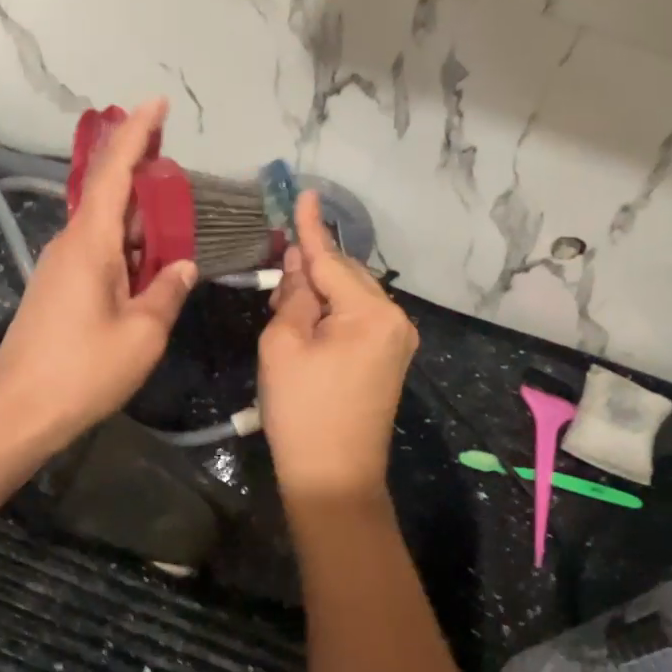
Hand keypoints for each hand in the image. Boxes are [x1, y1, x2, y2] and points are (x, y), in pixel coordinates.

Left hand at [0, 98, 196, 451]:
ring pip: (107, 229)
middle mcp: (71, 244)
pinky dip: (128, 250)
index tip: (158, 103)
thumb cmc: (83, 371)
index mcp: (90, 242)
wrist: (17, 411)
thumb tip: (182, 267)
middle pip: (111, 195)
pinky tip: (150, 266)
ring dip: (141, 221)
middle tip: (179, 165)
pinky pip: (99, 255)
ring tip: (176, 221)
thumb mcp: (142, 334)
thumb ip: (167, 292)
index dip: (137, 133)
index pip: (115, 171)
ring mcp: (60, 268)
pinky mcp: (58, 291)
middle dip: (145, 175)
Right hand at [258, 190, 418, 500]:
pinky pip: (358, 319)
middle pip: (344, 276)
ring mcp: (397, 341)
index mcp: (370, 313)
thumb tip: (298, 265)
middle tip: (273, 278)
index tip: (303, 192)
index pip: (330, 259)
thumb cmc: (301, 411)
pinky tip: (306, 321)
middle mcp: (395, 319)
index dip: (310, 227)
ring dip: (318, 293)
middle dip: (309, 270)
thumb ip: (292, 296)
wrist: (334, 479)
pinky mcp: (390, 359)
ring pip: (351, 297)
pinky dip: (331, 313)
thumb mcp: (283, 345)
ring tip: (283, 305)